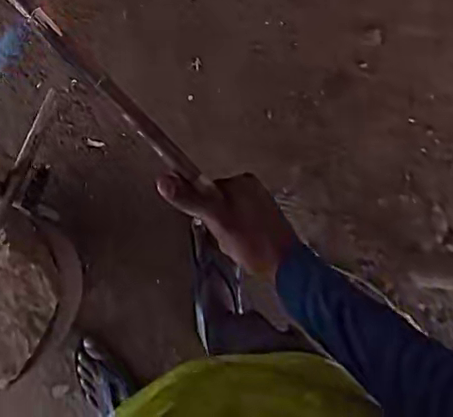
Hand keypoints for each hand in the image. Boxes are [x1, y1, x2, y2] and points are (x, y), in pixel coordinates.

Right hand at [157, 171, 301, 278]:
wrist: (292, 272)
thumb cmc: (253, 241)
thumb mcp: (217, 219)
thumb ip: (190, 198)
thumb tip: (161, 179)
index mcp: (242, 180)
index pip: (207, 188)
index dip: (204, 206)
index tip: (211, 221)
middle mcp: (253, 188)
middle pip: (218, 201)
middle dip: (216, 221)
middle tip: (224, 238)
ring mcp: (263, 205)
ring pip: (229, 215)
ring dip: (227, 231)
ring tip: (237, 247)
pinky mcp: (270, 222)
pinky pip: (243, 224)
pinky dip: (239, 237)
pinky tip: (245, 249)